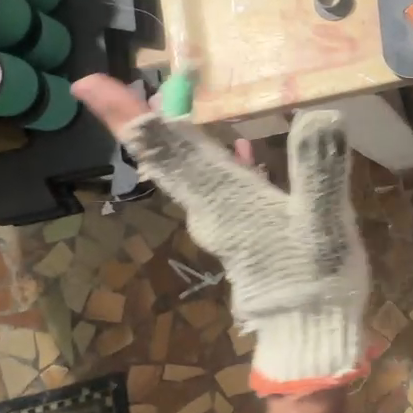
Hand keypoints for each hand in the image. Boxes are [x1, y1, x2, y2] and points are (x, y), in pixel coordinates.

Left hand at [72, 74, 371, 394]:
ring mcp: (221, 221)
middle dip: (137, 117)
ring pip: (188, 168)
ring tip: (178, 99)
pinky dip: (217, 156)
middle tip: (111, 81)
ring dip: (177, 134)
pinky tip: (246, 147)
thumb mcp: (324, 225)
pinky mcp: (240, 230)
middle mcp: (209, 208)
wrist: (309, 330)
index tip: (88, 83)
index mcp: (223, 200)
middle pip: (165, 155)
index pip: (167, 149)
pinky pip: (215, 183)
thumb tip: (318, 114)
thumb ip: (318, 171)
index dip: (127, 114)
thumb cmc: (314, 278)